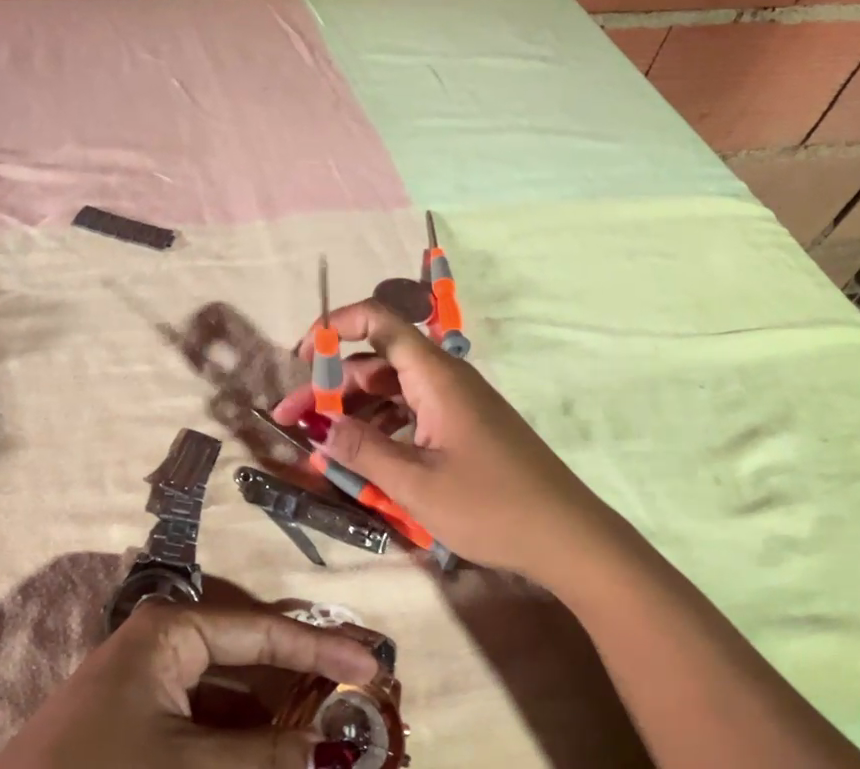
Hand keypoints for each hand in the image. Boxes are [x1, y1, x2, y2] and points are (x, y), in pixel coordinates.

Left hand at [0, 604, 378, 768]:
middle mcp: (164, 643)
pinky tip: (275, 752)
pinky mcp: (141, 719)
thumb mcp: (189, 765)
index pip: (263, 631)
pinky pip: (205, 719)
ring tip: (325, 735)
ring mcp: (150, 681)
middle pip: (250, 657)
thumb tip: (338, 752)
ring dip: (275, 718)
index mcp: (172, 630)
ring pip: (230, 693)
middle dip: (301, 685)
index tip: (373, 665)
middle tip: (357, 702)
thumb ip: (267, 757)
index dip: (321, 649)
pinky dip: (242, 737)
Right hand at [272, 298, 615, 583]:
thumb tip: (321, 426)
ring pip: (391, 392)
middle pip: (376, 364)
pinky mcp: (463, 430)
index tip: (300, 357)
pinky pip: (410, 416)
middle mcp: (444, 380)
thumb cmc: (492, 506)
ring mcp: (456, 405)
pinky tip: (360, 461)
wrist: (568, 538)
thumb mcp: (416, 484)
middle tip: (291, 420)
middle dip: (329, 387)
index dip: (334, 326)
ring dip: (352, 413)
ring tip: (319, 446)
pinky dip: (380, 430)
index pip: (378, 321)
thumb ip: (362, 450)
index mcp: (435, 376)